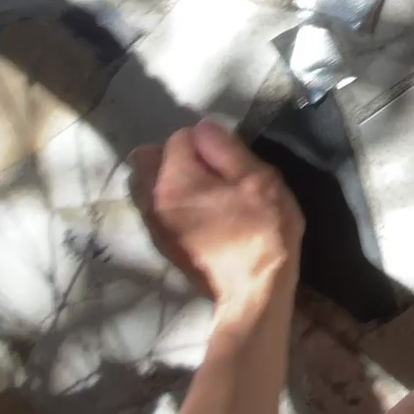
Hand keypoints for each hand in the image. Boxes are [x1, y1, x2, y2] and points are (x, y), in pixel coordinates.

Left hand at [129, 120, 303, 310]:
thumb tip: (203, 127)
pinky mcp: (161, 241)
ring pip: (150, 183)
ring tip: (212, 186)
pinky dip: (174, 197)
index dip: (209, 139)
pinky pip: (156, 205)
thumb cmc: (263, 227)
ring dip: (174, 176)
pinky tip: (204, 207)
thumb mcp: (259, 179)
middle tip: (218, 166)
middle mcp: (152, 200)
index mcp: (175, 181)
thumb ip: (227, 150)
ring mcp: (153, 224)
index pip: (179, 138)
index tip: (233, 154)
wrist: (254, 286)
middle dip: (180, 155)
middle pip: (151, 159)